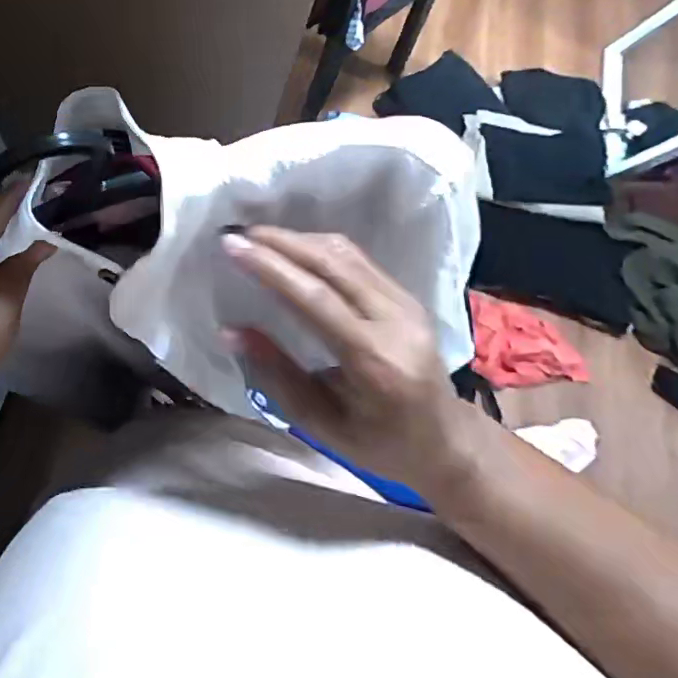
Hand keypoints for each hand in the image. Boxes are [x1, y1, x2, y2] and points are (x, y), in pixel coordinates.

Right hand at [221, 227, 485, 491]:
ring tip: (256, 238)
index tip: (231, 246)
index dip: (271, 267)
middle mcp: (397, 323)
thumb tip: (230, 331)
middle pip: (332, 264)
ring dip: (297, 239)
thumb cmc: (378, 443)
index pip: (317, 298)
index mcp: (375, 361)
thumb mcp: (319, 423)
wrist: (447, 444)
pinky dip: (316, 246)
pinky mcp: (407, 297)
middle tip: (236, 234)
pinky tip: (289, 248)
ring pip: (345, 254)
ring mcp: (406, 306)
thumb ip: (276, 374)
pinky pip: (357, 259)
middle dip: (279, 242)